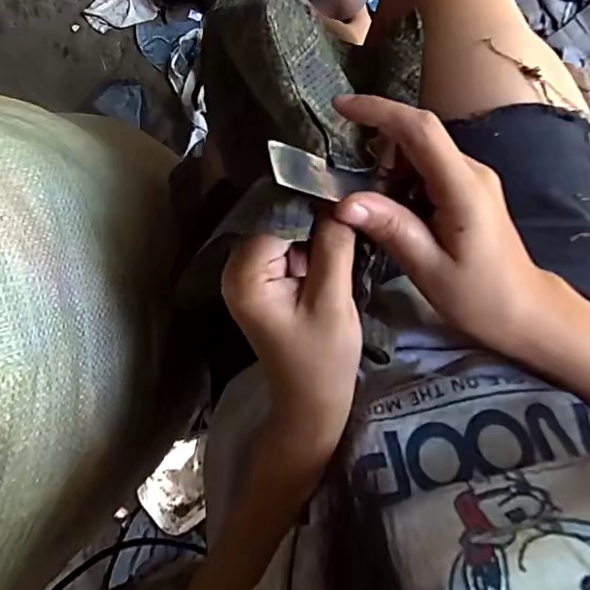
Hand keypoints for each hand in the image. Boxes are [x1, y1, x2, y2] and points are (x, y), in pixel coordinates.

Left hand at [220, 216, 362, 460]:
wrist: (312, 402)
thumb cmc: (322, 361)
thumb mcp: (333, 301)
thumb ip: (334, 246)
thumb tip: (340, 199)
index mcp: (245, 276)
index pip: (276, 216)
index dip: (310, 200)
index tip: (345, 187)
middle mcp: (236, 269)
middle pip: (277, 219)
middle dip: (313, 210)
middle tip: (352, 197)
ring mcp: (248, 274)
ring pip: (284, 229)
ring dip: (314, 224)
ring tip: (349, 214)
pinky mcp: (263, 279)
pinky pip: (287, 245)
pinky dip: (311, 240)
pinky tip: (337, 236)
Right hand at [331, 94, 560, 350]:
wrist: (526, 311)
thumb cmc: (481, 298)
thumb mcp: (430, 270)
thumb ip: (391, 229)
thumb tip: (345, 202)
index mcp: (463, 189)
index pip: (420, 131)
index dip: (379, 111)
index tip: (340, 107)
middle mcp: (471, 171)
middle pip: (416, 136)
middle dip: (378, 152)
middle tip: (361, 196)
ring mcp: (473, 177)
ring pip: (419, 151)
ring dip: (389, 170)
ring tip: (381, 213)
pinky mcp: (469, 187)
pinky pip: (427, 167)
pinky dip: (402, 181)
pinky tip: (399, 215)